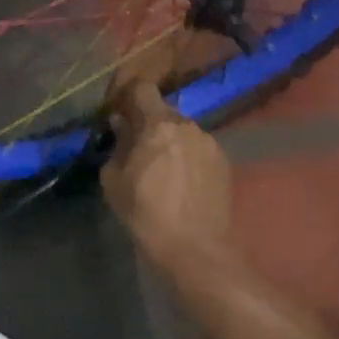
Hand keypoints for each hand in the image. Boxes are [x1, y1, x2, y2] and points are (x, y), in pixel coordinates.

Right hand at [101, 80, 233, 268]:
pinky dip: (188, 157)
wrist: (195, 249)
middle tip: (137, 147)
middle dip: (150, 125)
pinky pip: (199, 149)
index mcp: (158, 125)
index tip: (119, 114)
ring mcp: (211, 144)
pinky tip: (182, 183)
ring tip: (162, 169)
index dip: (129, 98)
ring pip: (183, 132)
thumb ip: (117, 145)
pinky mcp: (224, 163)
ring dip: (171, 142)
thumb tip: (120, 125)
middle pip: (164, 112)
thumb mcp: (114, 181)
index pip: (143, 89)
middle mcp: (188, 126)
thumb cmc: (146, 213)